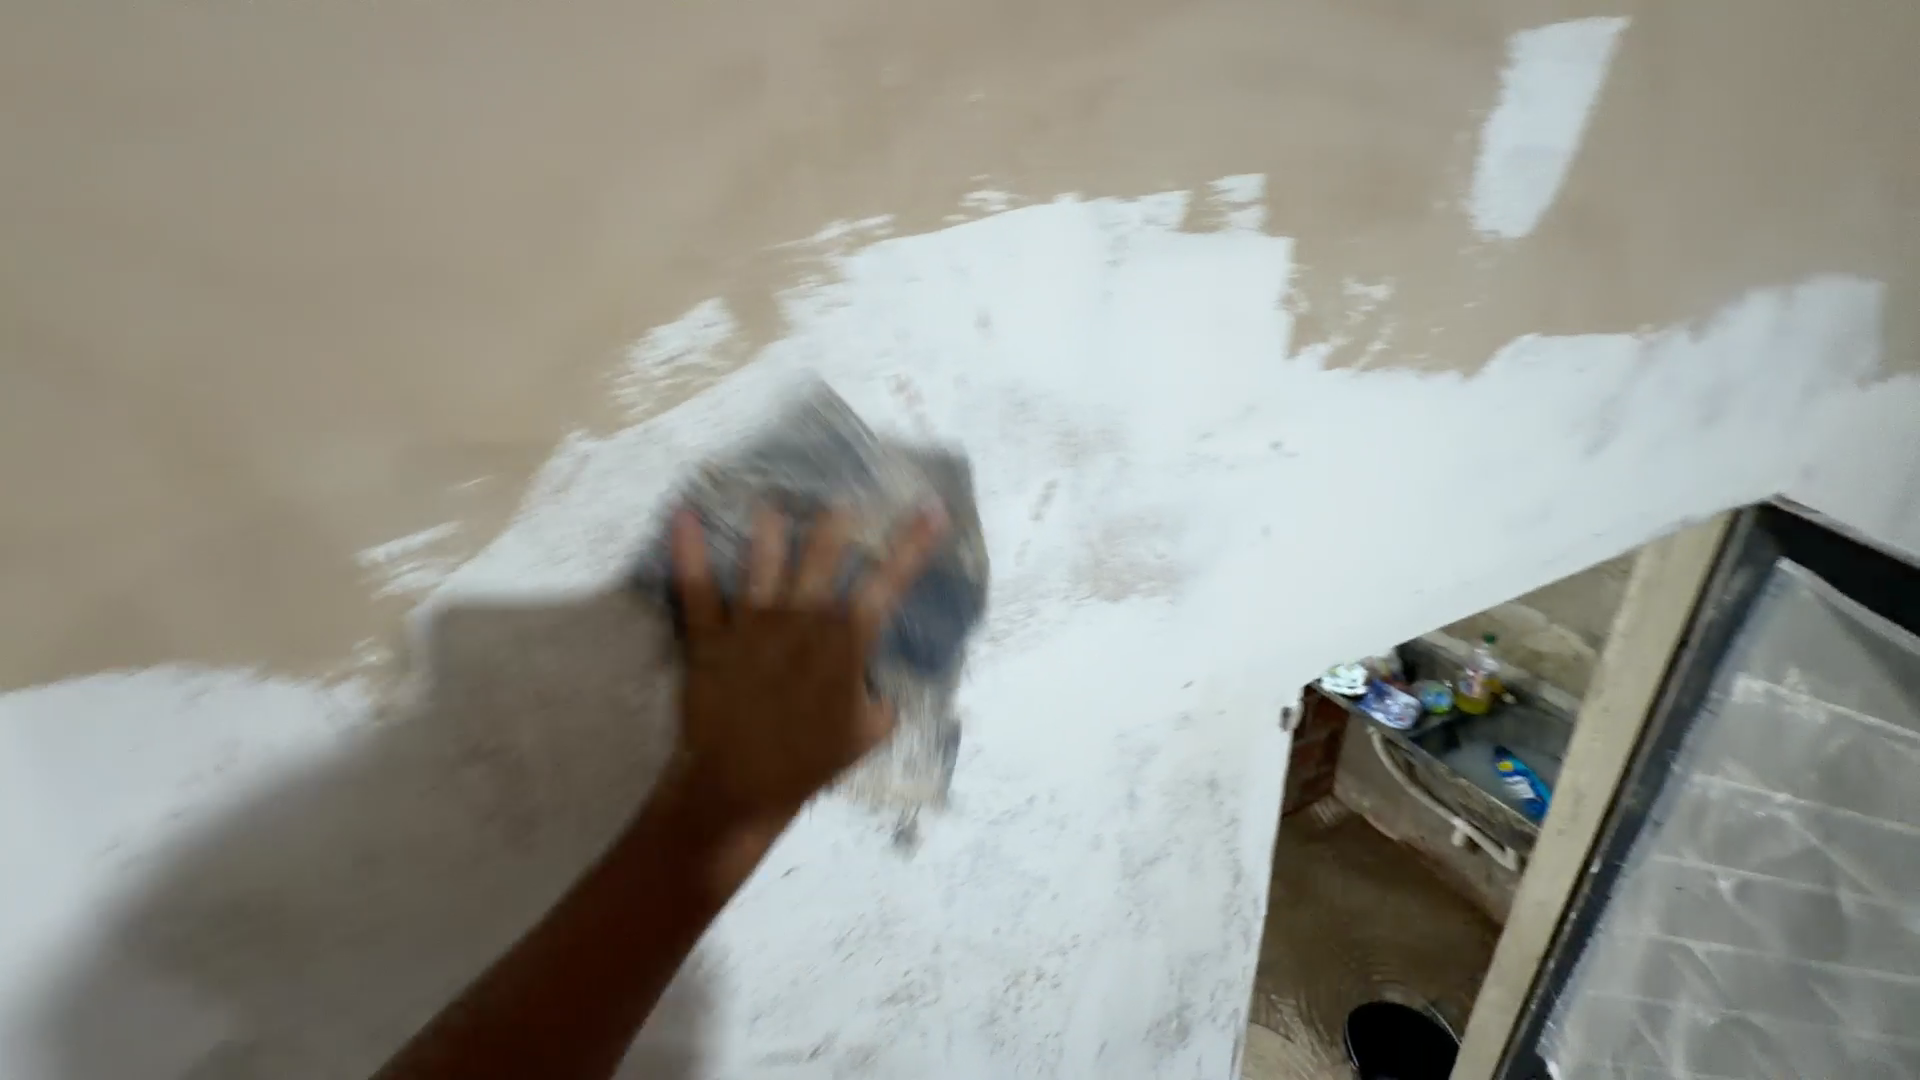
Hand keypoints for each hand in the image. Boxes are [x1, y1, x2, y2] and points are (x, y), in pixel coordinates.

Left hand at [670, 502, 947, 819]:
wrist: (741, 788)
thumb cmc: (811, 760)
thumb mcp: (870, 731)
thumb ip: (882, 693)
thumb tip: (879, 675)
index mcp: (846, 639)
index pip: (889, 581)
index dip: (914, 543)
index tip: (932, 509)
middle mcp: (803, 617)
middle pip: (825, 549)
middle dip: (840, 518)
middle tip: (845, 501)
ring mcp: (753, 622)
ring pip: (764, 555)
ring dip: (772, 524)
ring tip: (775, 501)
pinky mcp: (710, 634)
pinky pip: (696, 585)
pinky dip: (686, 549)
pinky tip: (682, 515)